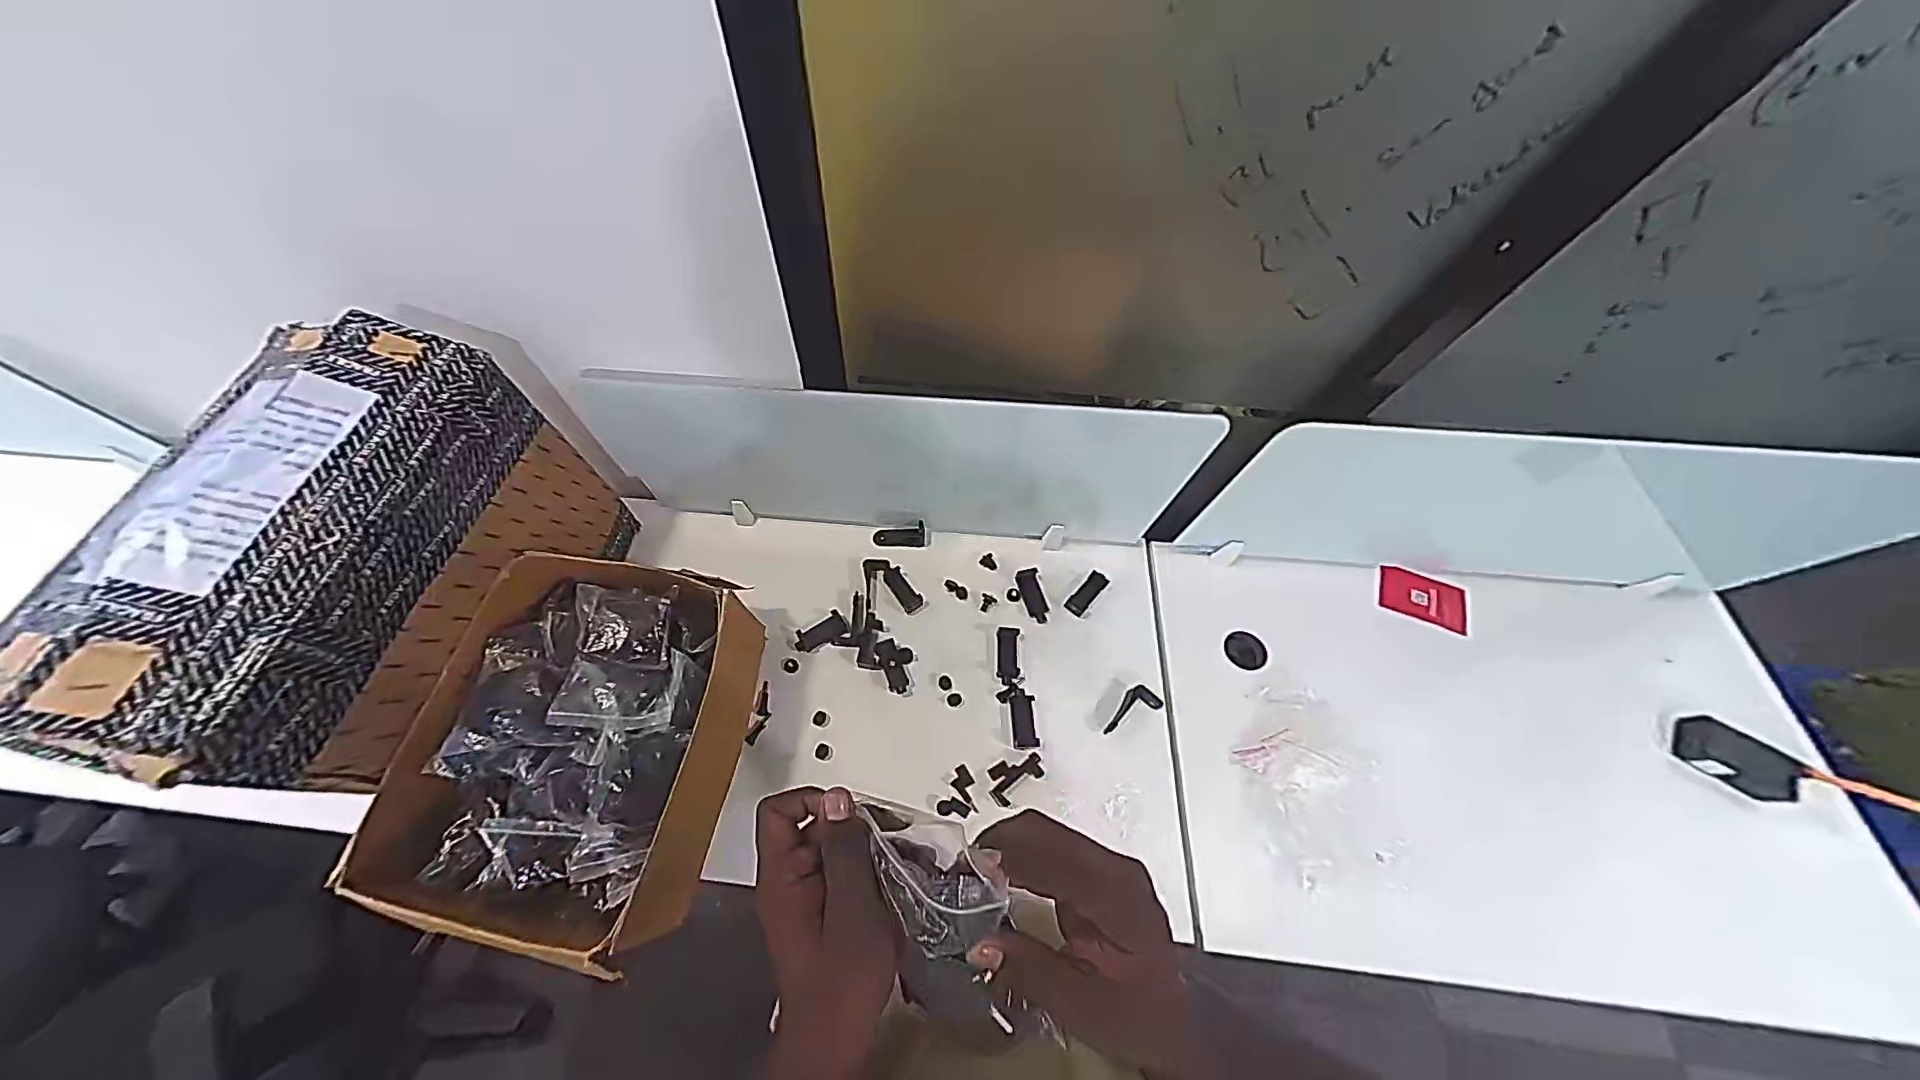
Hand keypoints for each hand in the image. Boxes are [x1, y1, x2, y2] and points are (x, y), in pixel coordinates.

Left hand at [755, 786, 897, 1079]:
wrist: (836, 1038)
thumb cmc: (841, 983)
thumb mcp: (852, 908)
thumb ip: (845, 851)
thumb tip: (837, 799)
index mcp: (782, 876)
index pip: (779, 811)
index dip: (813, 800)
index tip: (851, 812)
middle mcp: (789, 880)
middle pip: (814, 825)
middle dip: (856, 826)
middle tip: (892, 837)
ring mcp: (807, 894)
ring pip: (836, 847)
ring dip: (872, 848)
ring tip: (905, 861)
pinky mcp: (826, 908)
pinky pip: (846, 871)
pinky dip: (872, 870)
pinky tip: (900, 881)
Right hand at [971, 810, 1188, 1073]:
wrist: (1182, 1016)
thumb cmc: (1146, 1015)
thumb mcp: (1085, 1007)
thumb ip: (1031, 971)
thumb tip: (981, 943)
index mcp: (1116, 893)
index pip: (1051, 856)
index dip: (1004, 858)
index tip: (967, 872)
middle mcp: (1112, 867)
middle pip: (1042, 830)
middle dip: (994, 844)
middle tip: (959, 873)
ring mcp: (1104, 864)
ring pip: (1042, 831)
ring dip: (1001, 846)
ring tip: (969, 876)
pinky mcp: (1093, 869)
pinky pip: (1047, 845)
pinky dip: (1014, 855)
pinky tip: (993, 877)